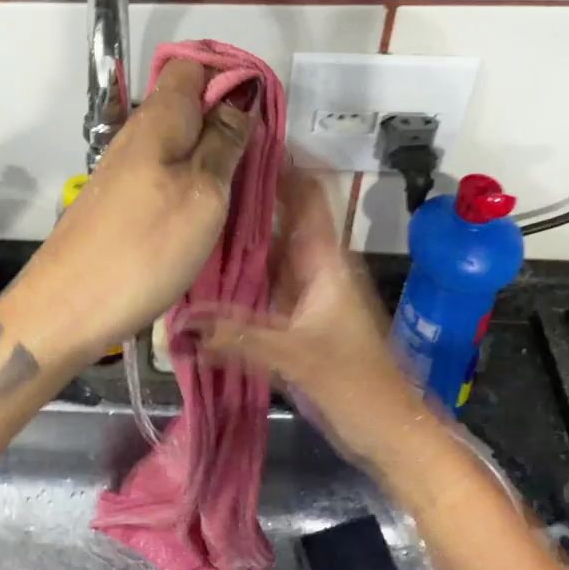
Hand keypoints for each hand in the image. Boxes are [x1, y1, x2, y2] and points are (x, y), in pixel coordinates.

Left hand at [17, 60, 250, 357]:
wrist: (66, 308)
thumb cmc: (143, 249)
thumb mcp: (202, 194)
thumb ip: (224, 143)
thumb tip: (240, 99)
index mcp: (158, 120)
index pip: (191, 66)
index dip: (228, 75)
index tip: (262, 107)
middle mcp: (137, 135)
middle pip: (187, 105)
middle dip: (227, 121)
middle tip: (263, 157)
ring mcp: (125, 170)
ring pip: (178, 143)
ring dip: (212, 157)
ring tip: (244, 188)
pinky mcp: (120, 202)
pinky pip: (165, 175)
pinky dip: (192, 184)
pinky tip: (209, 213)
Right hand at [201, 169, 433, 466]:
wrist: (391, 432)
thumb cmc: (356, 385)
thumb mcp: (293, 357)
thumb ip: (235, 337)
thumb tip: (177, 326)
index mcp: (326, 259)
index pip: (306, 193)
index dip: (282, 162)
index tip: (245, 137)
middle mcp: (317, 265)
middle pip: (281, 216)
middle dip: (247, 194)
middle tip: (199, 176)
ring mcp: (308, 291)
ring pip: (269, 249)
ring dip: (239, 234)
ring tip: (193, 214)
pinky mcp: (300, 316)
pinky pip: (264, 282)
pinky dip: (238, 273)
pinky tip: (203, 273)